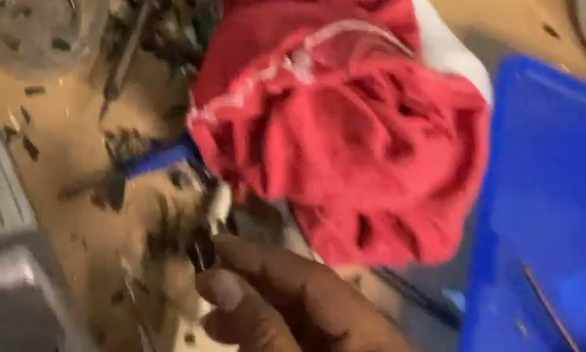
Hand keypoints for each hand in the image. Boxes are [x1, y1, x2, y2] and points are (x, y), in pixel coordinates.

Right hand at [194, 234, 413, 351]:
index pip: (311, 276)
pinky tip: (244, 343)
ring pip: (310, 324)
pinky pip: (316, 348)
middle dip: (253, 288)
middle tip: (205, 286)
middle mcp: (380, 341)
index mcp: (375, 335)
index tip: (214, 244)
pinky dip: (277, 340)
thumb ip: (260, 328)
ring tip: (212, 324)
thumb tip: (220, 275)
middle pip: (310, 297)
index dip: (260, 256)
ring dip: (258, 316)